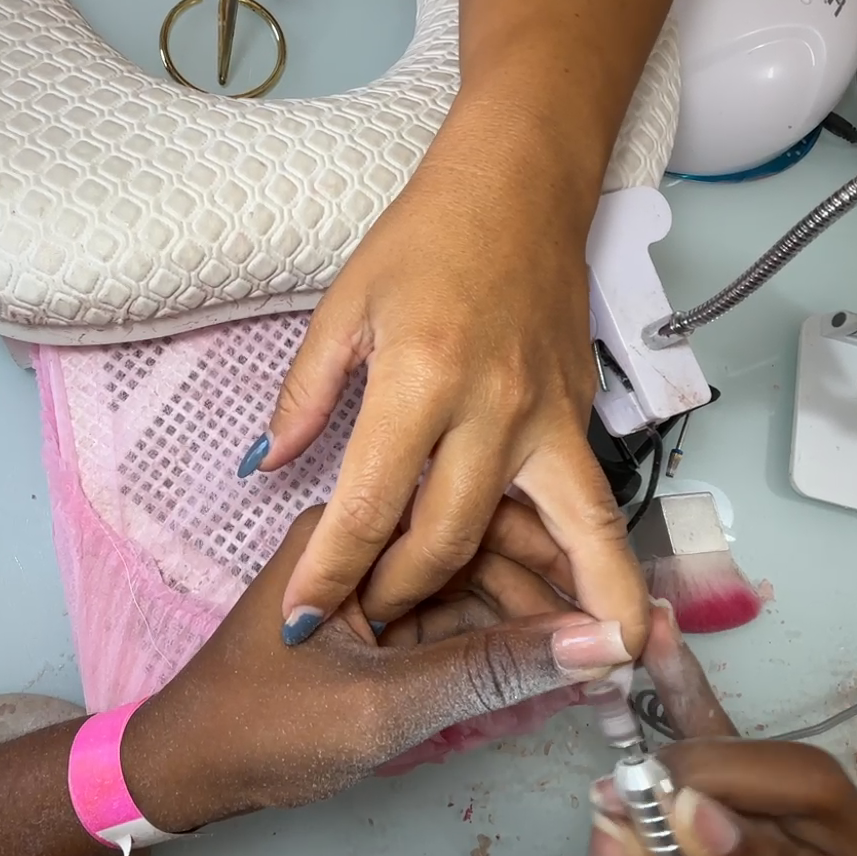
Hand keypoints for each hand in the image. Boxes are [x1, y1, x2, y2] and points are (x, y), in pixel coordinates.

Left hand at [122, 502, 631, 832]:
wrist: (196, 765)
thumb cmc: (271, 725)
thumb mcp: (384, 703)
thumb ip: (487, 672)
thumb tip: (594, 647)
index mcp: (351, 531)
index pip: (472, 520)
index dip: (552, 560)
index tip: (621, 603)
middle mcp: (366, 539)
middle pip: (477, 548)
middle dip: (548, 593)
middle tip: (621, 637)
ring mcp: (374, 579)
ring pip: (471, 584)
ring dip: (528, 621)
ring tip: (597, 659)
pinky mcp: (380, 618)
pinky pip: (451, 616)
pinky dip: (495, 641)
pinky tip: (546, 664)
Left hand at [244, 116, 649, 656]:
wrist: (519, 187)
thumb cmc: (422, 240)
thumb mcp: (342, 310)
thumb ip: (302, 397)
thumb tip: (262, 465)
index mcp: (418, 380)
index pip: (366, 506)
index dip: (328, 573)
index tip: (298, 620)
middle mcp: (493, 410)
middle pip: (448, 539)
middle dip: (401, 595)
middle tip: (366, 624)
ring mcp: (551, 415)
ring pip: (567, 535)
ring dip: (558, 609)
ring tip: (557, 668)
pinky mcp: (584, 413)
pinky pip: (587, 502)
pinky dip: (595, 557)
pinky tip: (589, 600)